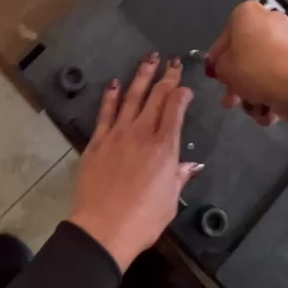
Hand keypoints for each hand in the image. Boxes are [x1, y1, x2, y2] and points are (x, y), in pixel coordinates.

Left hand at [69, 53, 201, 269]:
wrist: (104, 228)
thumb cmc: (143, 220)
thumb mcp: (170, 200)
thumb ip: (179, 177)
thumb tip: (190, 165)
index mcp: (165, 148)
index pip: (175, 110)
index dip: (182, 93)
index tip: (185, 87)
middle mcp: (142, 134)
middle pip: (156, 98)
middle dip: (167, 77)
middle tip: (173, 62)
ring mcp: (117, 135)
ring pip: (132, 98)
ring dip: (142, 77)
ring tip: (149, 59)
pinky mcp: (97, 142)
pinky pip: (105, 113)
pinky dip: (111, 96)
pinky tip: (115, 83)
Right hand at [205, 0, 287, 125]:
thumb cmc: (255, 69)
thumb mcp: (225, 69)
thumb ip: (219, 67)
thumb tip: (223, 68)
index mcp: (247, 14)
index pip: (224, 38)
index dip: (216, 60)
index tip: (215, 77)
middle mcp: (268, 21)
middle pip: (245, 54)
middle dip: (237, 81)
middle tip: (231, 100)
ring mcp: (287, 40)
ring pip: (262, 68)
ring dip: (253, 92)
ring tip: (251, 110)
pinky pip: (278, 75)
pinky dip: (271, 93)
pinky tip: (266, 112)